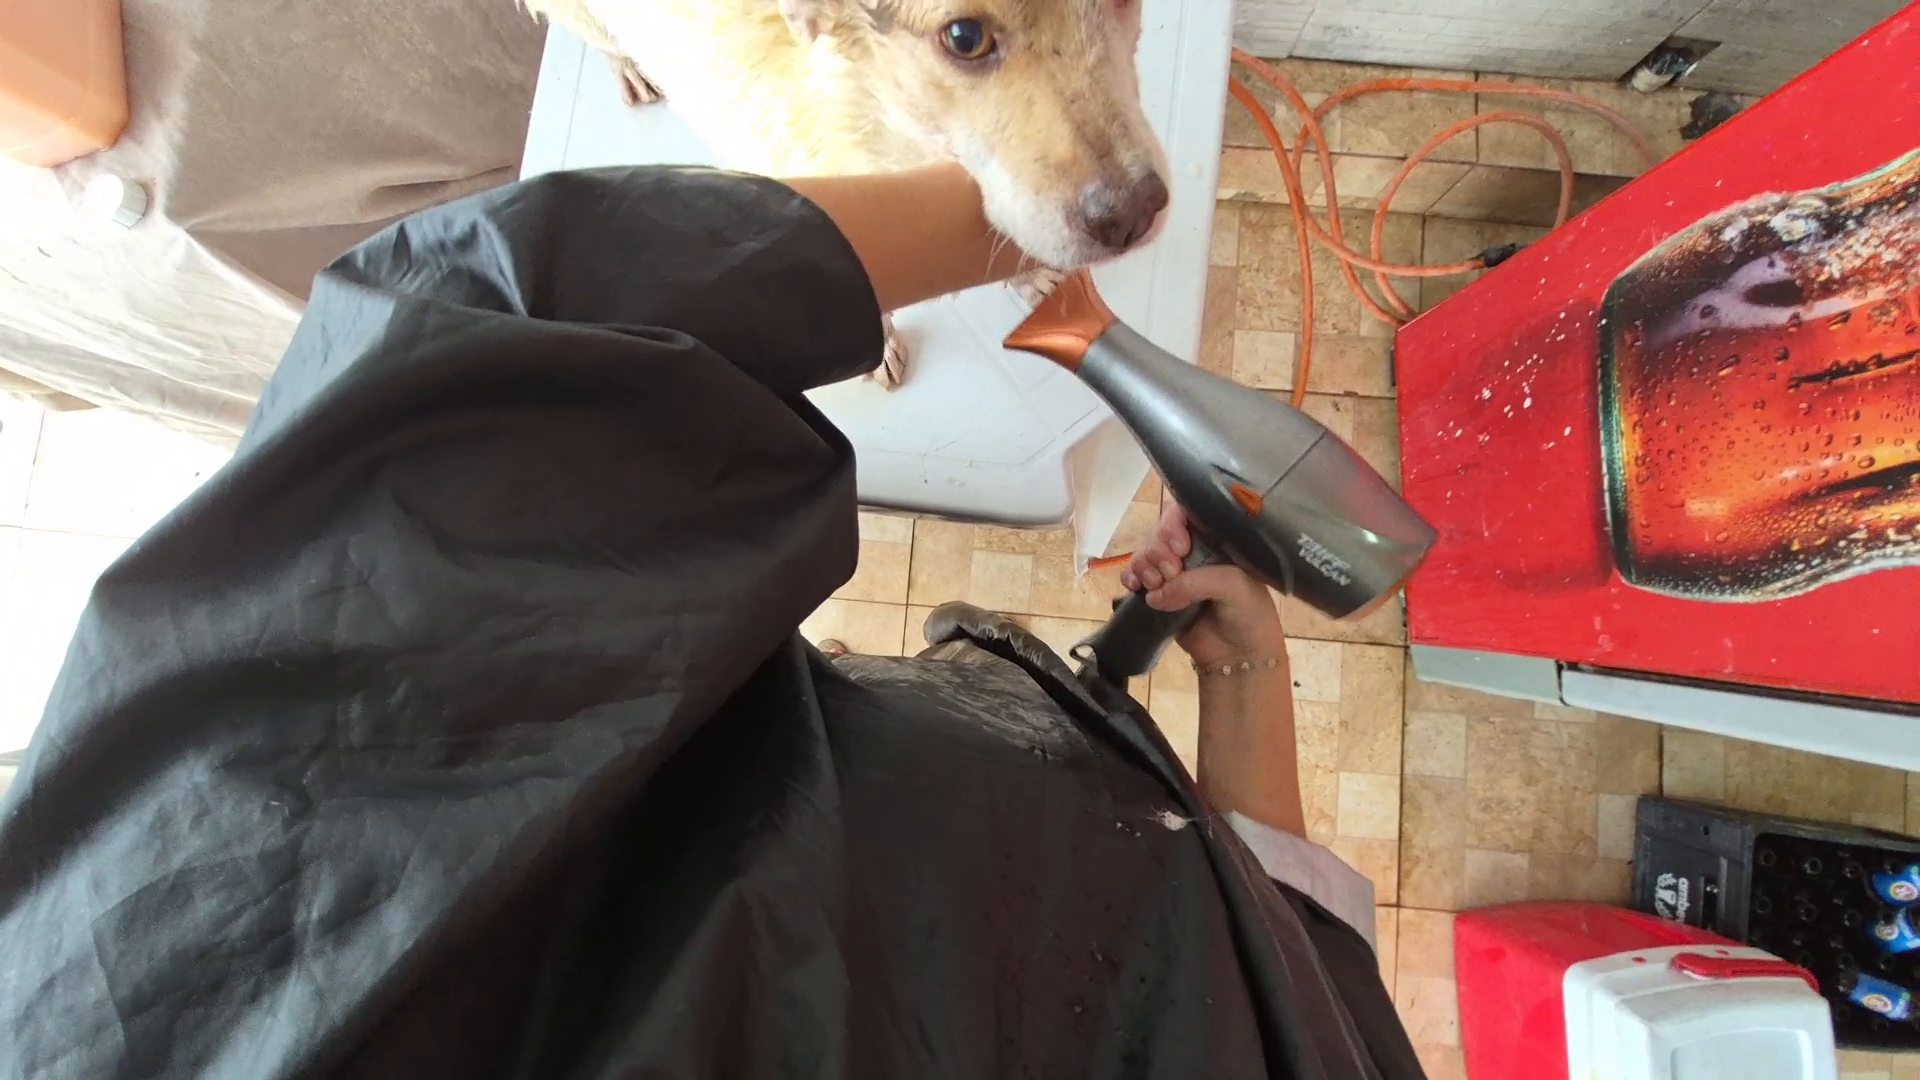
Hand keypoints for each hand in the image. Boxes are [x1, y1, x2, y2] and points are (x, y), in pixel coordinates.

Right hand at [1120, 502, 1287, 672]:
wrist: (1238, 657)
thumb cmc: (1248, 614)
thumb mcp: (1234, 586)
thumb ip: (1196, 581)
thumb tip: (1156, 593)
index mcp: (1217, 540)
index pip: (1188, 514)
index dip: (1174, 524)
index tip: (1179, 546)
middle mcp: (1193, 551)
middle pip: (1160, 533)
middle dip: (1159, 550)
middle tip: (1171, 572)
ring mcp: (1174, 572)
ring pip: (1145, 554)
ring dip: (1143, 565)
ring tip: (1155, 585)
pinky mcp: (1158, 593)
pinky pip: (1134, 575)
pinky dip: (1130, 578)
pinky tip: (1135, 587)